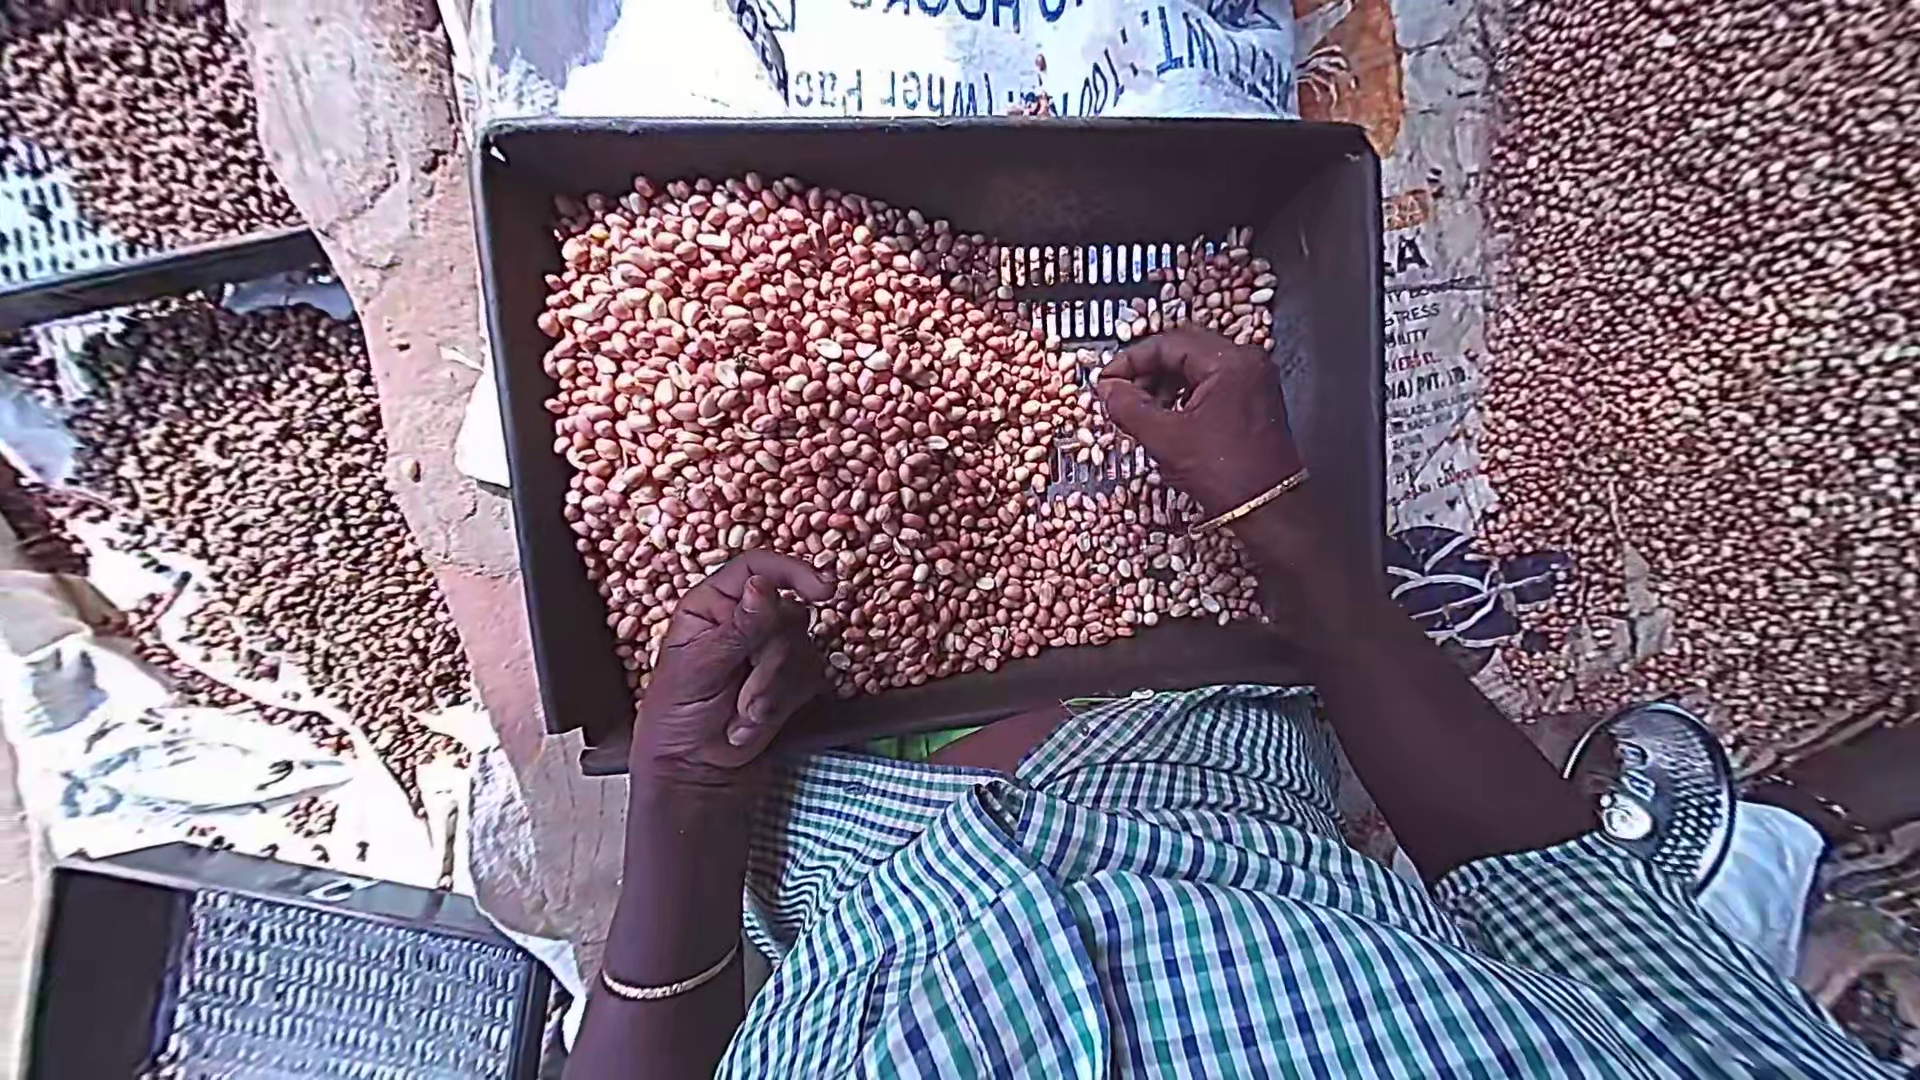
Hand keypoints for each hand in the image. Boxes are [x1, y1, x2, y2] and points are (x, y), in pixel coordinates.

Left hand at [630, 550, 834, 791]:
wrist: (694, 769)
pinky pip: (811, 676)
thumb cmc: (677, 715)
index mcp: (715, 603)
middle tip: (744, 698)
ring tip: (742, 716)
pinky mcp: (793, 675)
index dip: (792, 572)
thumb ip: (737, 628)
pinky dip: (784, 703)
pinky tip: (752, 722)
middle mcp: (748, 617)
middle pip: (789, 612)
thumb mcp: (699, 670)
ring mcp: (773, 646)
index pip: (758, 567)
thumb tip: (763, 585)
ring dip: (774, 689)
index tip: (822, 590)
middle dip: (771, 662)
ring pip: (804, 647)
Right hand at [1095, 327, 1304, 516]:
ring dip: (1162, 383)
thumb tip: (1107, 389)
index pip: (1169, 343)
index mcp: (1229, 364)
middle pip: (1183, 349)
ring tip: (1138, 409)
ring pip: (1195, 367)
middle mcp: (1246, 364)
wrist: (1265, 508)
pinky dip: (1181, 395)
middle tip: (1120, 392)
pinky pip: (1208, 384)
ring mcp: (1252, 381)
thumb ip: (1129, 407)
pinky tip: (1164, 418)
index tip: (1108, 380)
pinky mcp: (1251, 401)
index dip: (1131, 360)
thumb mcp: (1165, 438)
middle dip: (1146, 370)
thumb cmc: (1223, 474)